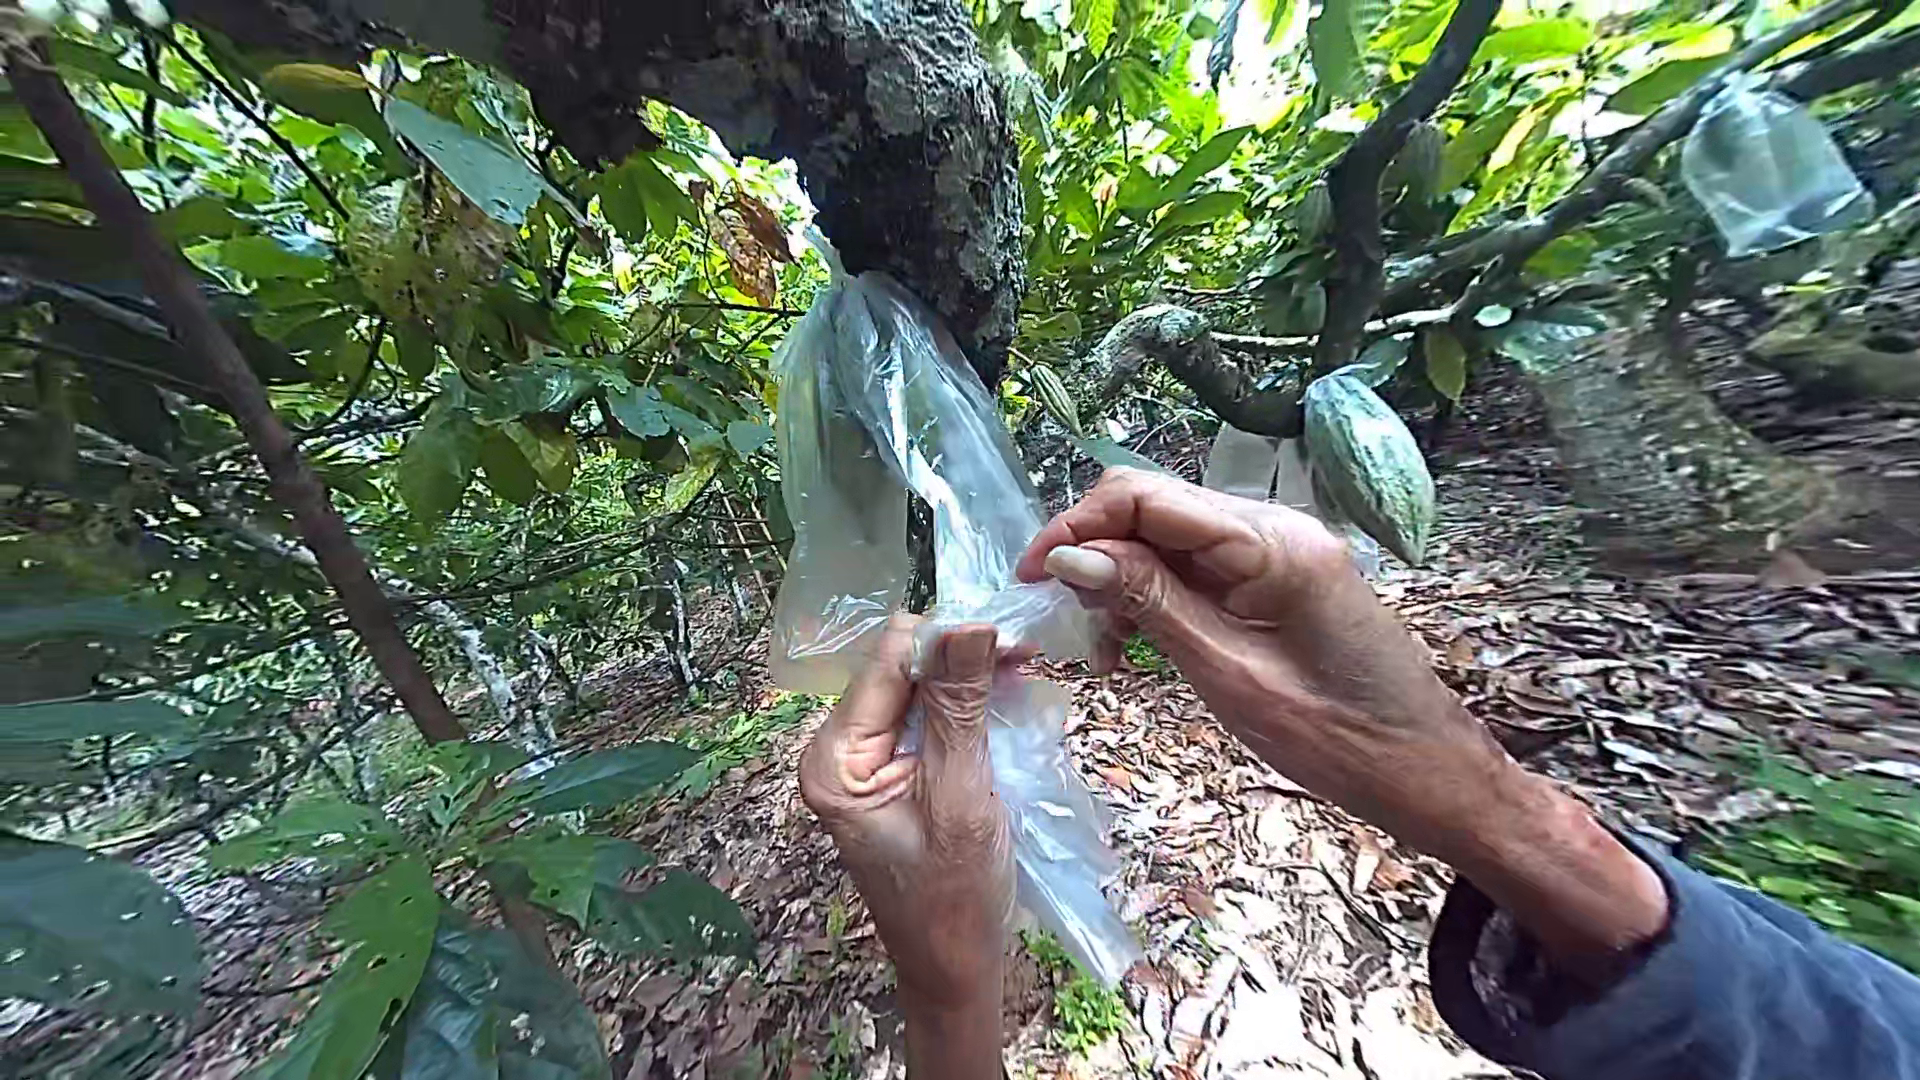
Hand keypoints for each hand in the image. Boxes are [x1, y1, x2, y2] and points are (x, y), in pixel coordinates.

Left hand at [799, 615, 1008, 1076]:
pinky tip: (1003, 688)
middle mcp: (841, 744)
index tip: (1006, 635)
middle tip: (1022, 649)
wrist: (955, 968)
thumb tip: (969, 622)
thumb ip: (960, 707)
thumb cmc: (956, 898)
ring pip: (921, 682)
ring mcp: (867, 753)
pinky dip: (967, 696)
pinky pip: (929, 708)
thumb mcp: (961, 797)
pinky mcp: (894, 760)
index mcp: (837, 757)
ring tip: (1021, 665)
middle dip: (961, 653)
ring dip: (970, 671)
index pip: (889, 661)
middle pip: (902, 666)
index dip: (946, 638)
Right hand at [1019, 468, 1666, 972]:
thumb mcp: (1228, 674)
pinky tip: (1133, 638)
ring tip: (1100, 641)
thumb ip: (1148, 602)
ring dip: (1115, 576)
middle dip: (1091, 550)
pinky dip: (1146, 593)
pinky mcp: (1266, 571)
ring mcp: (1269, 545)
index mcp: (1268, 541)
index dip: (1074, 526)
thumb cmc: (1340, 740)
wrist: (1433, 776)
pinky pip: (1187, 564)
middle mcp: (1268, 523)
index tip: (1030, 576)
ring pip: (1161, 535)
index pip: (1143, 497)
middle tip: (1060, 612)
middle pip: (1149, 506)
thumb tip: (1069, 555)